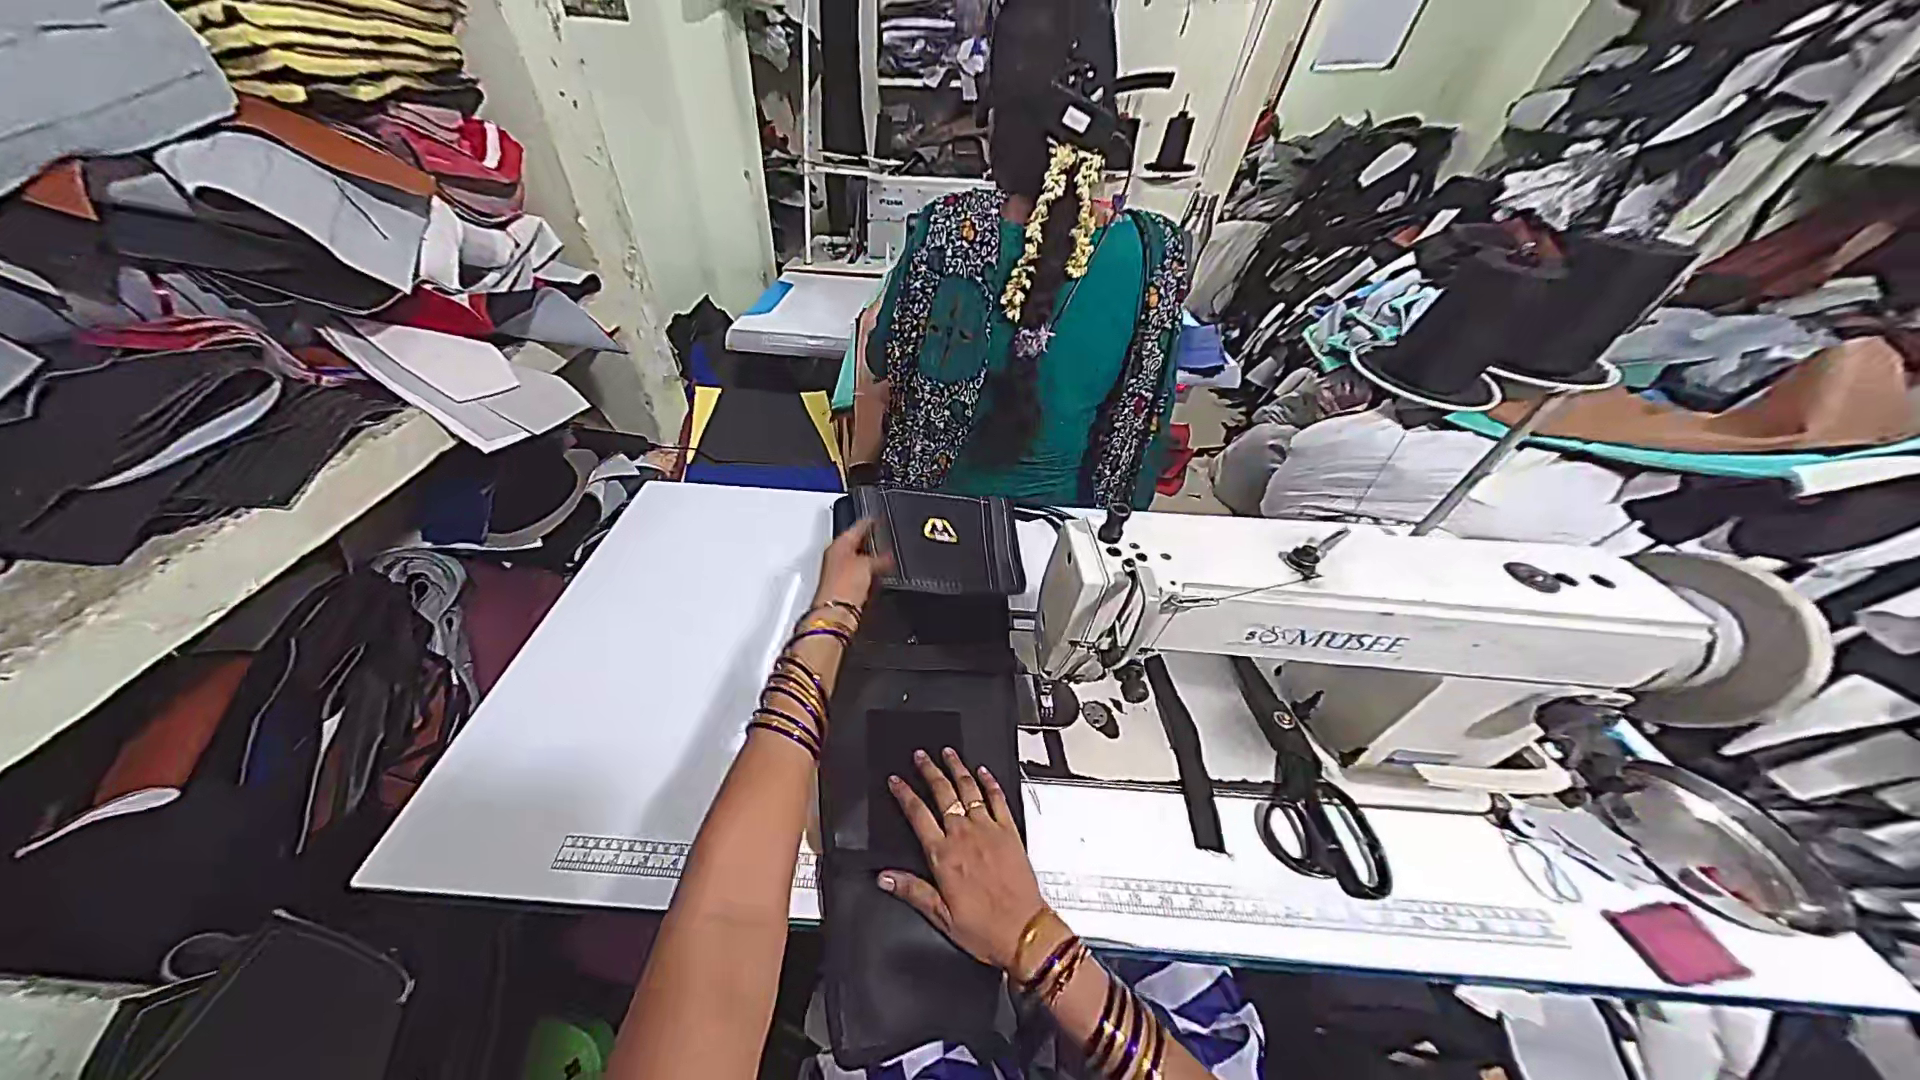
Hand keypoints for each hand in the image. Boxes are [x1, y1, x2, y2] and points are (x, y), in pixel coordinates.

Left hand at [815, 518, 885, 610]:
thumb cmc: (843, 586)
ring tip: (884, 555)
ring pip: (857, 559)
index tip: (876, 517)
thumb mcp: (867, 564)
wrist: (836, 612)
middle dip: (869, 540)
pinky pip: (859, 574)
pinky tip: (876, 575)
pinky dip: (868, 572)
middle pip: (855, 543)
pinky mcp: (844, 588)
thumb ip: (880, 558)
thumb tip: (888, 557)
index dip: (869, 522)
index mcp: (838, 545)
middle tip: (882, 535)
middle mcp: (836, 557)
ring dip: (870, 557)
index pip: (856, 527)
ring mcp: (839, 573)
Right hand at [879, 748, 1049, 972]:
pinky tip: (983, 771)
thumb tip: (885, 877)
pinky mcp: (1009, 831)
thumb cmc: (985, 928)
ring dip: (957, 768)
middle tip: (921, 756)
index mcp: (944, 856)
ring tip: (948, 753)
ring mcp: (989, 830)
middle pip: (942, 793)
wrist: (1024, 932)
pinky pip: (998, 798)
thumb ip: (911, 890)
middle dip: (929, 771)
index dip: (904, 794)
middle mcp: (965, 836)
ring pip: (969, 789)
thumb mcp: (940, 916)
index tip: (896, 781)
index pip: (918, 814)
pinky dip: (990, 782)